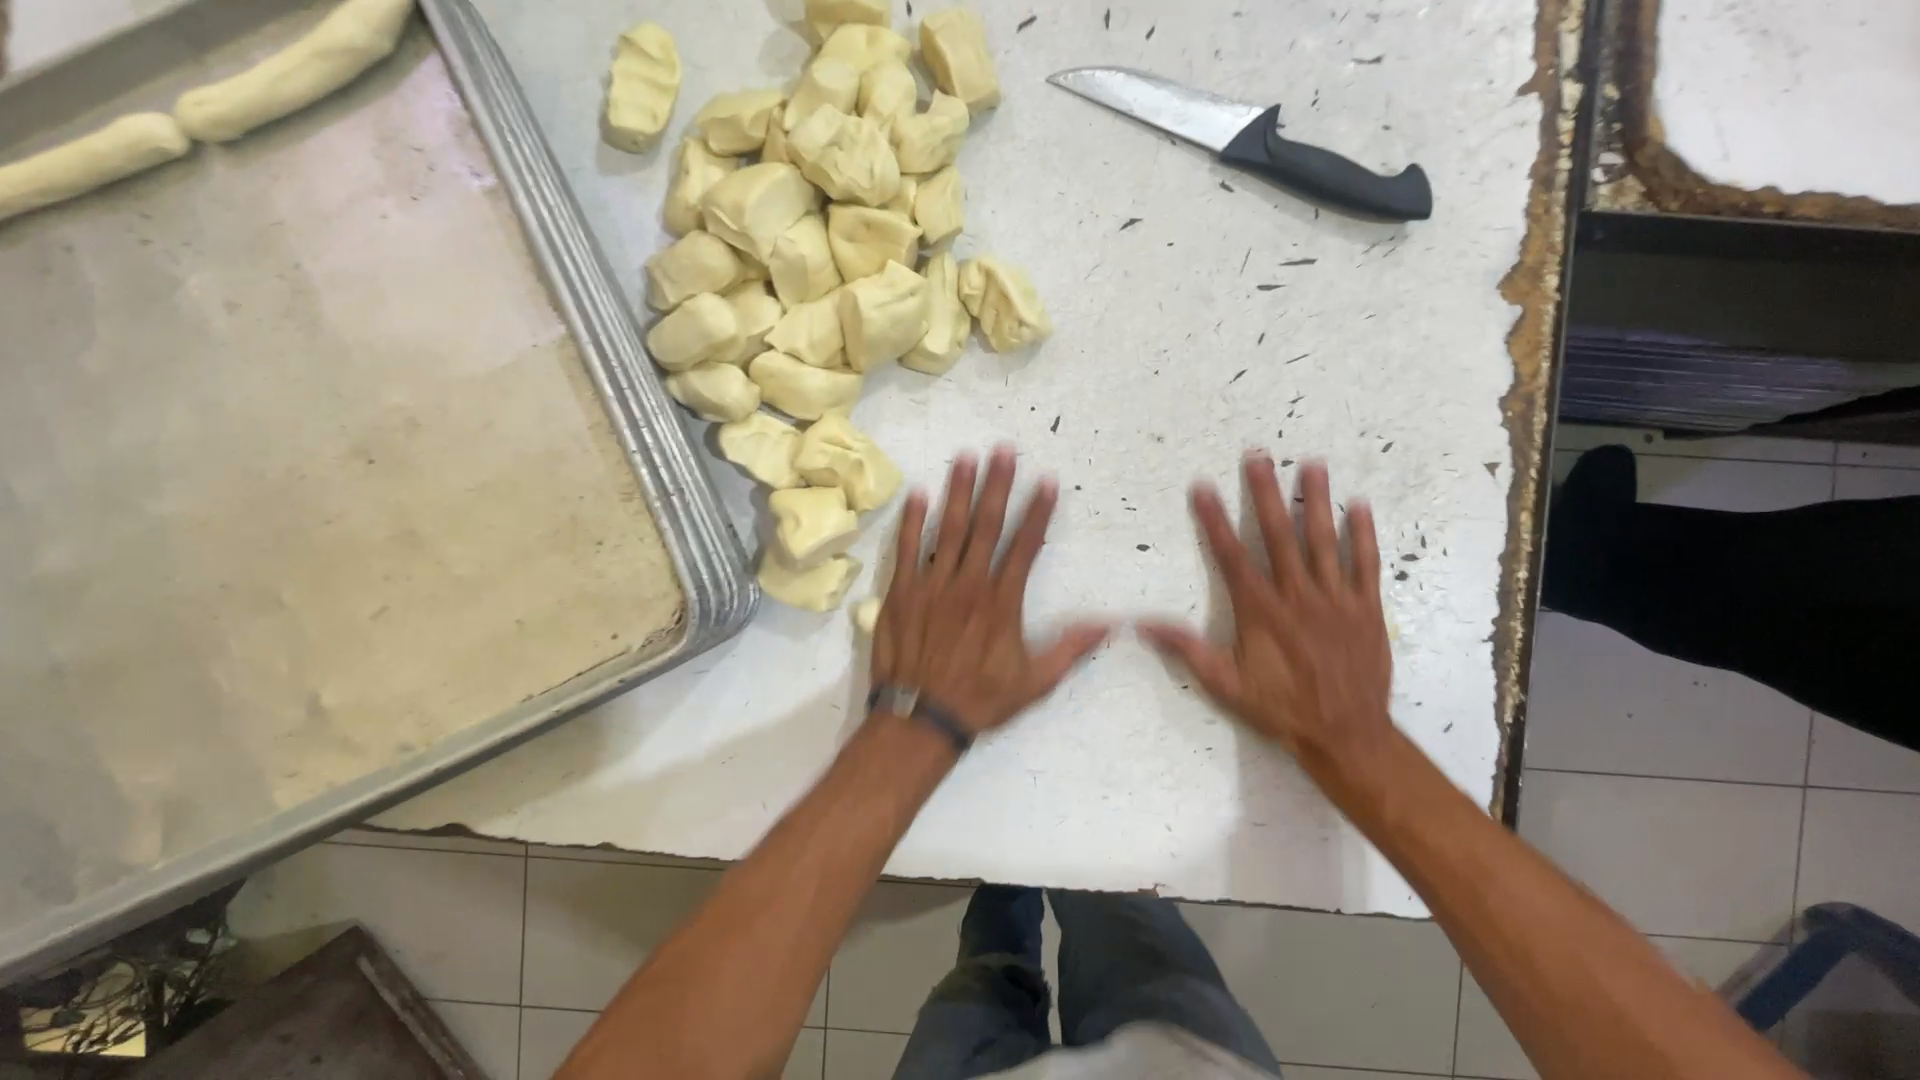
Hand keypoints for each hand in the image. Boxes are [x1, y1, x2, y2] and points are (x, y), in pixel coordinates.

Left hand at [872, 446, 1109, 736]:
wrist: (920, 718)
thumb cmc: (980, 700)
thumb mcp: (1034, 682)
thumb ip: (1070, 649)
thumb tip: (1110, 626)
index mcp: (1002, 601)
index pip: (1025, 545)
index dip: (1038, 511)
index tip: (1047, 480)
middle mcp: (969, 583)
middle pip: (986, 525)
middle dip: (997, 484)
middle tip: (1004, 449)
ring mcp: (931, 584)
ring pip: (948, 528)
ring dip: (959, 491)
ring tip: (967, 457)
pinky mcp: (901, 592)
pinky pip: (907, 548)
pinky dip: (912, 520)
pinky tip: (919, 493)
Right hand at [1139, 454, 1392, 771]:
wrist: (1346, 734)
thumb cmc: (1280, 709)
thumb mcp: (1225, 685)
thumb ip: (1187, 650)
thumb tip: (1143, 624)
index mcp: (1261, 612)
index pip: (1231, 556)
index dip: (1214, 520)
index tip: (1203, 487)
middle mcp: (1298, 596)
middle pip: (1278, 535)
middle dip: (1265, 493)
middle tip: (1259, 456)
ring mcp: (1335, 599)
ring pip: (1324, 540)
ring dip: (1316, 500)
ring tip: (1313, 463)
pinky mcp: (1366, 608)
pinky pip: (1366, 564)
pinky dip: (1363, 534)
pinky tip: (1359, 506)